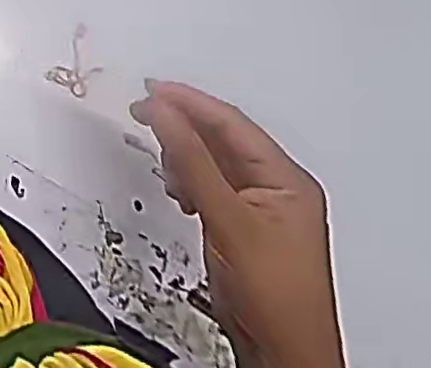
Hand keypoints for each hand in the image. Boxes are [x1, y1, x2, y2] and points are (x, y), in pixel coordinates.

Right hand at [131, 81, 344, 367]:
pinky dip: (188, 179)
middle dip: (182, 125)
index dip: (189, 101)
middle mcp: (275, 186)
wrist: (284, 360)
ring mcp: (259, 206)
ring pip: (212, 160)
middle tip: (145, 110)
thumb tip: (165, 112)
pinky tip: (178, 187)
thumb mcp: (227, 218)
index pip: (230, 122)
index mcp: (285, 177)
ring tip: (163, 157)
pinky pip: (209, 183)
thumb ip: (192, 160)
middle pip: (221, 137)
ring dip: (183, 154)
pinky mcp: (242, 224)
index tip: (154, 90)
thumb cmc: (275, 300)